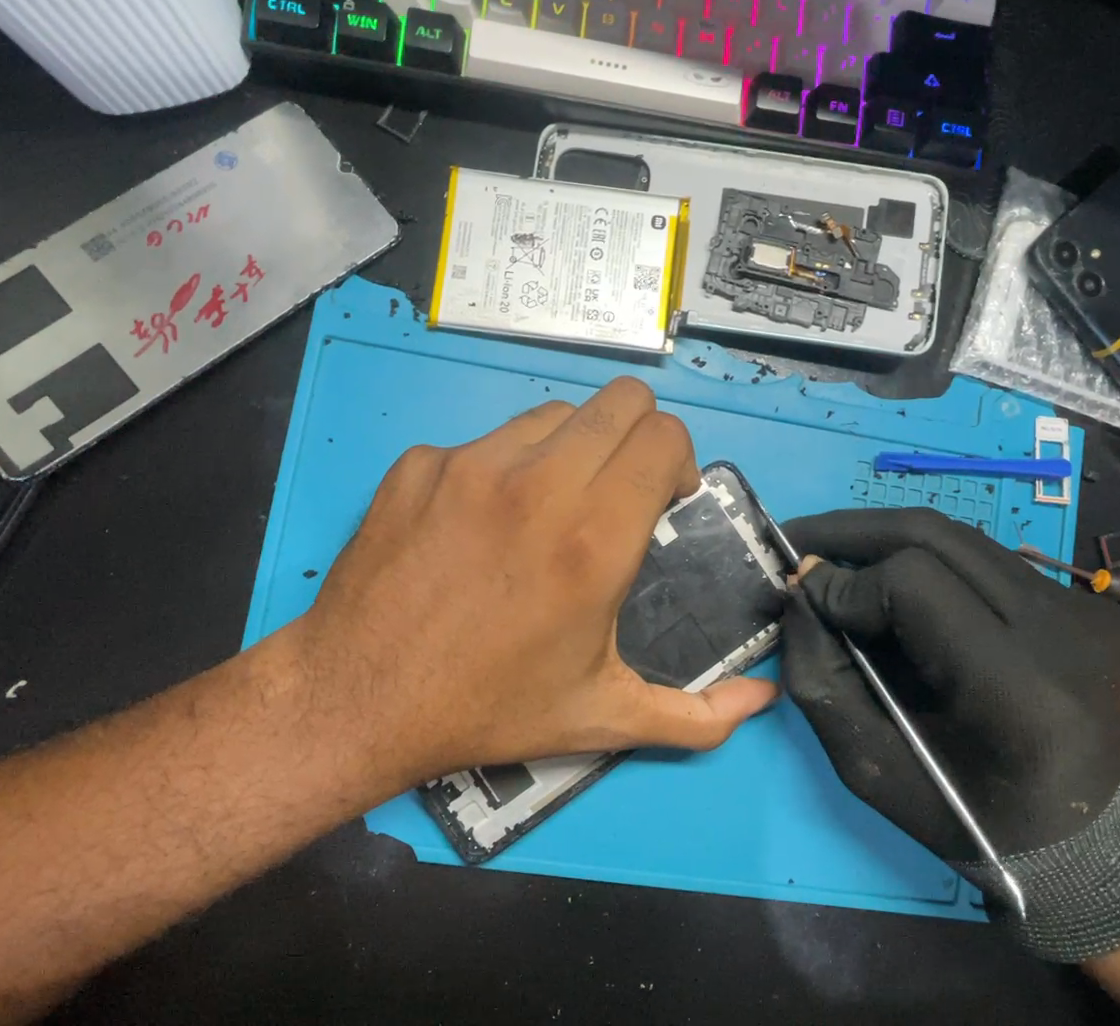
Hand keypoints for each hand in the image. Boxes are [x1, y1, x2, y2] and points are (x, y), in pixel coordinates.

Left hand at [286, 378, 778, 796]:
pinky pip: (487, 440)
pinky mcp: (421, 463)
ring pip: (557, 412)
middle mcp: (539, 483)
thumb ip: (698, 714)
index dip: (678, 464)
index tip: (663, 506)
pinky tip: (481, 525)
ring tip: (552, 505)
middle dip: (640, 438)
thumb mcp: (601, 719)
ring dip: (574, 447)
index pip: (665, 436)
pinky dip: (505, 468)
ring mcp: (472, 464)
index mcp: (594, 538)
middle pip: (623, 400)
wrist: (356, 699)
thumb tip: (763, 698)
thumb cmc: (488, 708)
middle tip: (619, 492)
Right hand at [780, 508, 1119, 961]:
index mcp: (1018, 692)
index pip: (914, 583)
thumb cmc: (971, 818)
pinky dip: (929, 561)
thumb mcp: (870, 767)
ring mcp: (1081, 608)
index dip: (847, 582)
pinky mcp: (1084, 601)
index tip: (804, 598)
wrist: (1089, 839)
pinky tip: (894, 579)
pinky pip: (986, 560)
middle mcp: (1061, 632)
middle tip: (797, 537)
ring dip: (888, 540)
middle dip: (853, 531)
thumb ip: (822, 676)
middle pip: (937, 536)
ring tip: (835, 554)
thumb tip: (803, 589)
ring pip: (960, 538)